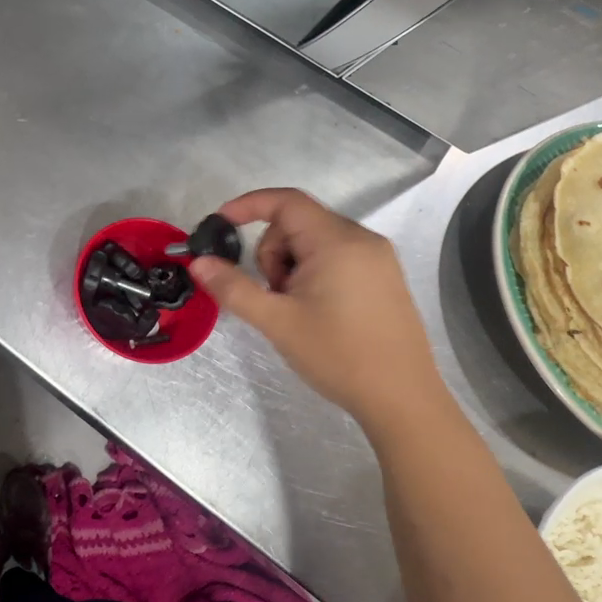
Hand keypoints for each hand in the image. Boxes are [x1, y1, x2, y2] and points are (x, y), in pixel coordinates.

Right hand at [187, 188, 446, 429]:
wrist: (403, 401)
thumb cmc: (339, 356)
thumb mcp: (276, 322)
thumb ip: (233, 287)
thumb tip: (198, 263)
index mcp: (337, 242)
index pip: (285, 201)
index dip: (247, 205)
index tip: (219, 224)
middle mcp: (362, 240)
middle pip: (297, 222)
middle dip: (271, 251)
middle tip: (272, 293)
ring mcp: (378, 259)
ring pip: (314, 240)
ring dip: (290, 264)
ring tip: (294, 307)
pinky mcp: (384, 278)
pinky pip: (334, 256)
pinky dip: (311, 271)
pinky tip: (314, 309)